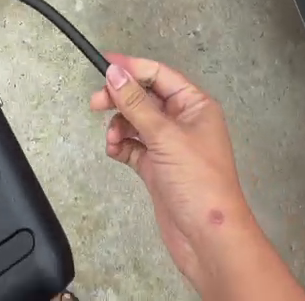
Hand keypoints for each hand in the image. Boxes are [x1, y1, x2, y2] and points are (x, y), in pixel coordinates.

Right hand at [89, 54, 304, 299]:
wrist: (209, 240)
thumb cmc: (197, 181)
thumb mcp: (165, 136)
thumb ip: (136, 103)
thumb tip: (114, 73)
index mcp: (194, 105)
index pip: (159, 75)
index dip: (132, 68)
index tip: (103, 64)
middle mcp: (183, 121)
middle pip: (145, 97)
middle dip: (121, 98)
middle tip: (95, 103)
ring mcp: (170, 146)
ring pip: (137, 122)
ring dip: (120, 125)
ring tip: (112, 139)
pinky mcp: (158, 168)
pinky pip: (134, 147)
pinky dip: (122, 146)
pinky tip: (114, 151)